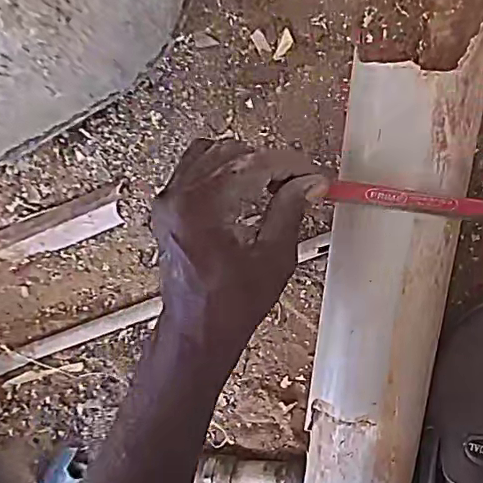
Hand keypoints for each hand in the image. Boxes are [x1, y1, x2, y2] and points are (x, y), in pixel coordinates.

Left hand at [151, 138, 325, 358]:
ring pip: (212, 154)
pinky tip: (249, 191)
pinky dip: (226, 172)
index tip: (313, 175)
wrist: (198, 329)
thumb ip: (291, 210)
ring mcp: (169, 201)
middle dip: (271, 163)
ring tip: (277, 185)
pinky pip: (197, 169)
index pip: (253, 164)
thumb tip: (308, 183)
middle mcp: (178, 197)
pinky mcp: (169, 207)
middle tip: (301, 182)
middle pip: (232, 153)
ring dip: (249, 164)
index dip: (291, 166)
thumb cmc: (229, 305)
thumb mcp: (274, 256)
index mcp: (202, 207)